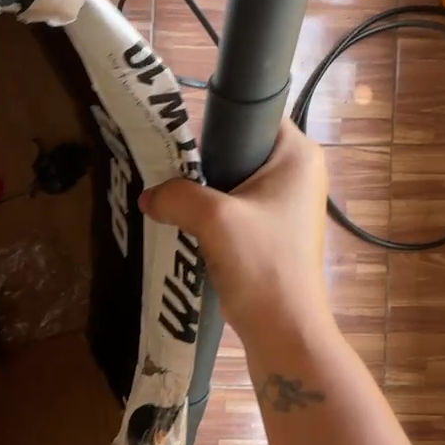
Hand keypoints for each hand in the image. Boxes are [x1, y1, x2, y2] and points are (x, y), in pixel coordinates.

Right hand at [140, 120, 330, 342]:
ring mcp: (287, 208)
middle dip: (202, 170)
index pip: (253, 117)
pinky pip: (235, 216)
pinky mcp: (274, 237)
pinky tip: (191, 238)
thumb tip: (147, 196)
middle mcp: (298, 175)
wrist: (283, 327)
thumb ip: (176, 198)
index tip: (181, 153)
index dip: (216, 129)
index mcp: (297, 155)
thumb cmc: (261, 264)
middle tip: (171, 187)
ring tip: (175, 214)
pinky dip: (211, 224)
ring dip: (203, 201)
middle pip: (238, 153)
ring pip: (233, 188)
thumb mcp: (213, 221)